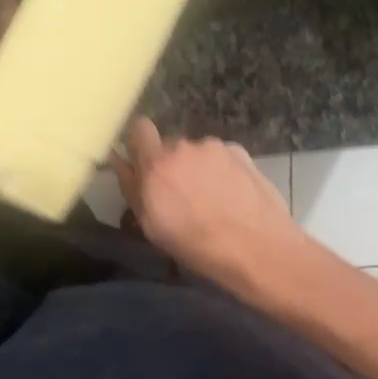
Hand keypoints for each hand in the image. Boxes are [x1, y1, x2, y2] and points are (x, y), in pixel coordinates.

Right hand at [111, 117, 313, 300]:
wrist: (260, 250)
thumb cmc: (198, 247)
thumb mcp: (153, 227)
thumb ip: (131, 187)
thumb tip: (117, 158)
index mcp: (156, 165)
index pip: (138, 128)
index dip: (139, 142)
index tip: (144, 163)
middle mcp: (183, 147)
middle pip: (169, 145)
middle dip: (170, 164)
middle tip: (181, 196)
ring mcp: (214, 147)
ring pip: (196, 152)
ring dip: (197, 167)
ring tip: (212, 199)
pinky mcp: (240, 151)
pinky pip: (220, 155)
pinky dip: (221, 170)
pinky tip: (232, 195)